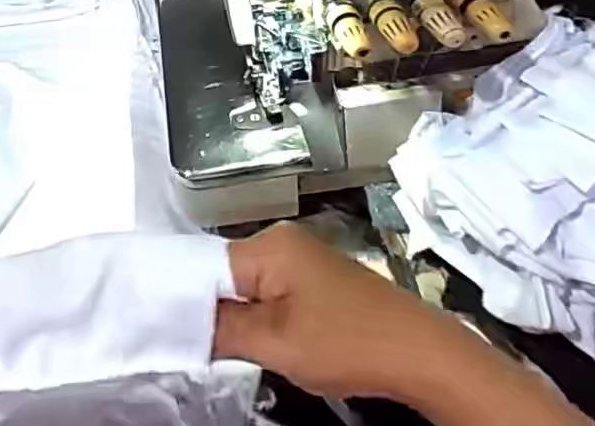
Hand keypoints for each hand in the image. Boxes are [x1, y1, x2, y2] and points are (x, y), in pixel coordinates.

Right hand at [214, 223, 588, 425]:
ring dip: (238, 311)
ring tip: (228, 342)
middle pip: (225, 270)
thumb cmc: (350, 344)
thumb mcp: (279, 345)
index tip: (166, 322)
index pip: (205, 263)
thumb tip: (178, 324)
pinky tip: (265, 335)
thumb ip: (224, 330)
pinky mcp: (318, 275)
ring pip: (249, 281)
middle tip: (198, 340)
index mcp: (267, 243)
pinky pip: (272, 287)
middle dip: (213, 305)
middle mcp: (280, 238)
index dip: (184, 293)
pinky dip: (262, 310)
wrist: (428, 356)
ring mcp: (302, 255)